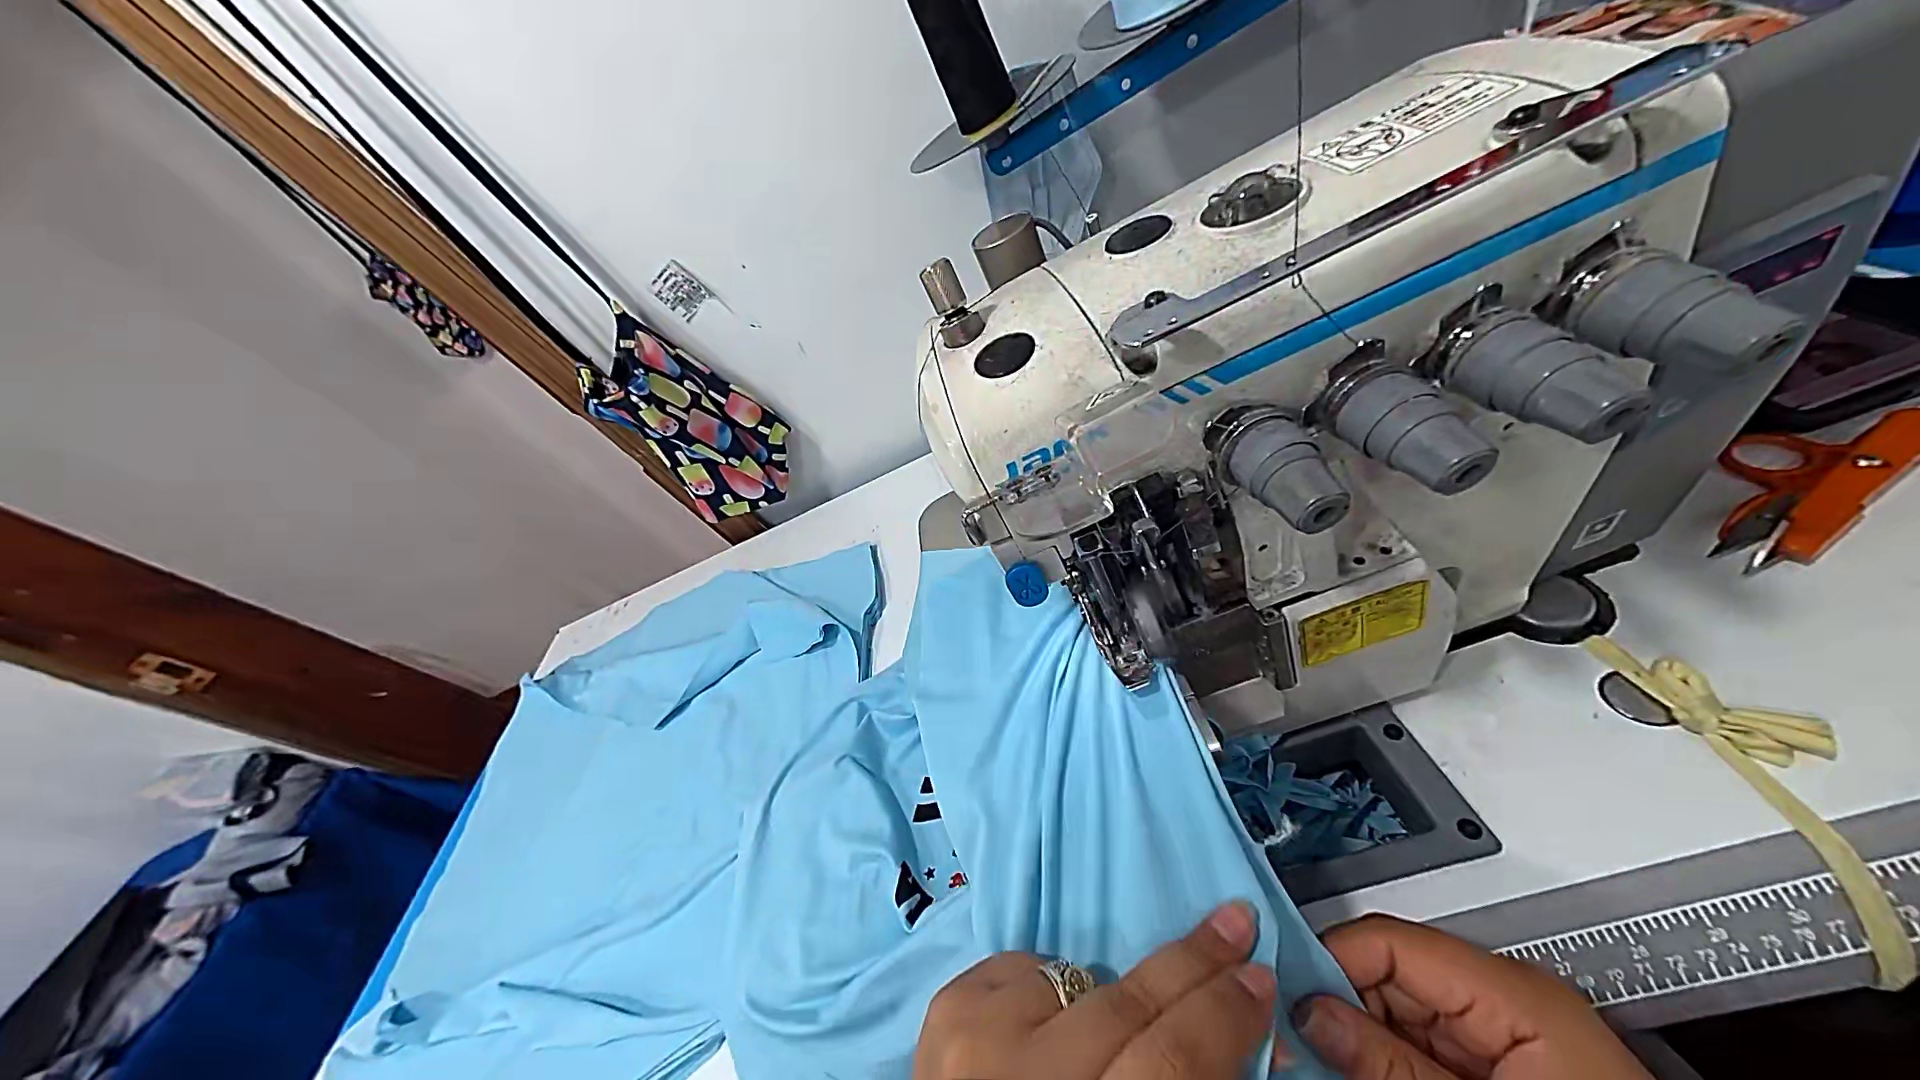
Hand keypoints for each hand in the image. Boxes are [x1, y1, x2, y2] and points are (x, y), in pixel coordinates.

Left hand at [914, 901, 1278, 1079]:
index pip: (1171, 1061)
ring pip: (1073, 978)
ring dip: (1104, 993)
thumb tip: (1236, 1027)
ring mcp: (975, 1038)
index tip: (1258, 975)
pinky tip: (1047, 1020)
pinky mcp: (946, 1009)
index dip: (1222, 1015)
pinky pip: (1022, 967)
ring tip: (1114, 1019)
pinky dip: (1044, 987)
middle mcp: (1022, 1075)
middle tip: (1232, 924)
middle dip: (1189, 965)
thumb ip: (1182, 1078)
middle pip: (1126, 1006)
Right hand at [1292, 915, 1651, 1079]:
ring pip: (1393, 1007)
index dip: (1327, 960)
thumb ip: (1391, 1063)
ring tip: (1326, 1062)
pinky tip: (1356, 1069)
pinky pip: (1417, 1040)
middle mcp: (1505, 999)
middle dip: (1337, 1002)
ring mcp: (1500, 1031)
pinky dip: (1382, 1057)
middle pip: (1385, 970)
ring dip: (1354, 1034)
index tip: (1286, 993)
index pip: (1387, 940)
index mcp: (1516, 994)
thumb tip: (1313, 1012)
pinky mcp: (1495, 1061)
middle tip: (1299, 1040)